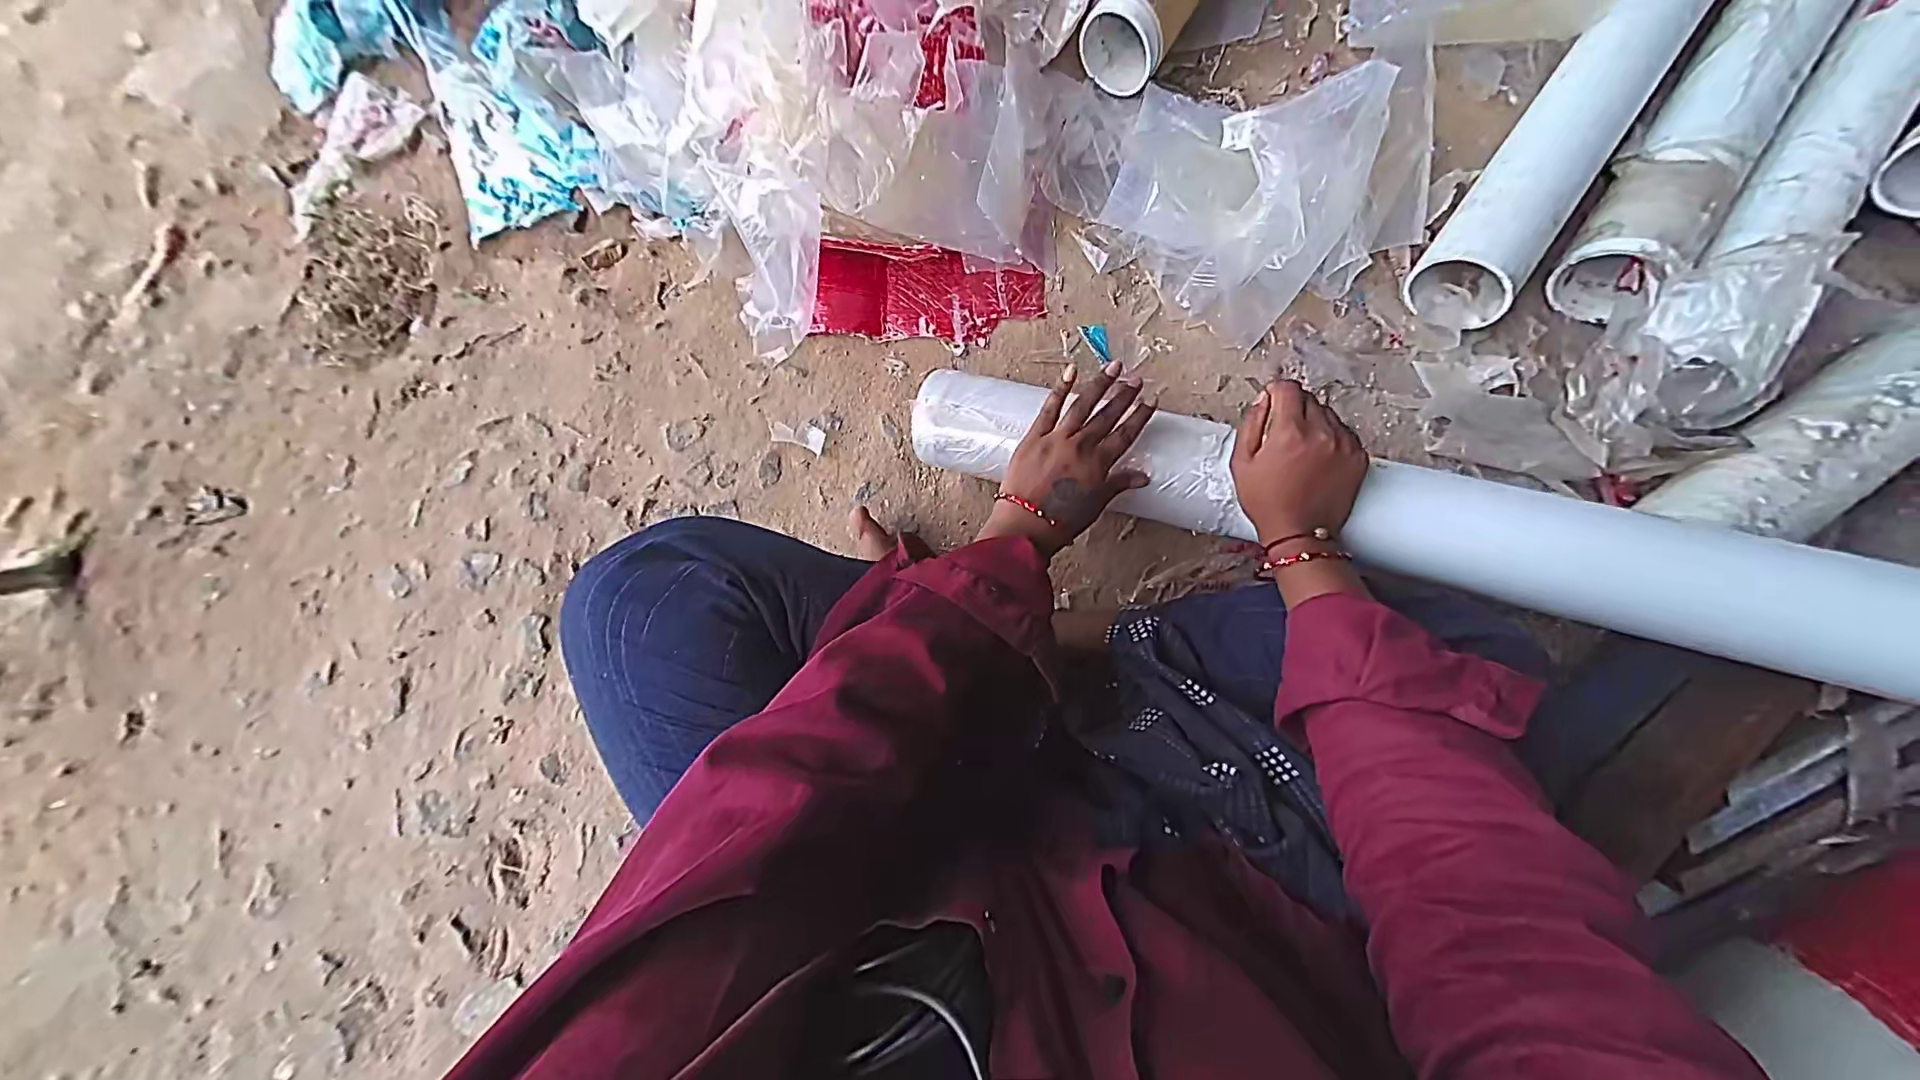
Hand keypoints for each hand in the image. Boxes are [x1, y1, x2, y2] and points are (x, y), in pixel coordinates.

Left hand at [976, 362, 1156, 557]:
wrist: (1026, 525)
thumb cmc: (1061, 522)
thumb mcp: (1095, 505)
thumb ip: (1118, 485)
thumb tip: (1143, 477)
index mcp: (1099, 464)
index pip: (1125, 434)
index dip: (1140, 417)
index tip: (1150, 401)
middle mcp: (1081, 446)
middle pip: (1108, 415)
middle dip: (1124, 396)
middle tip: (1136, 380)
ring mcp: (1057, 439)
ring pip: (1083, 405)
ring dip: (1100, 384)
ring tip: (1114, 367)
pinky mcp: (1034, 437)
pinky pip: (1050, 408)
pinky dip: (1061, 389)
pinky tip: (1071, 372)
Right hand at [1232, 379, 1367, 545]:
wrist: (1299, 533)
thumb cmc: (1267, 502)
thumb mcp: (1241, 463)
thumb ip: (1250, 424)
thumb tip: (1263, 400)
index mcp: (1289, 431)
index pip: (1288, 388)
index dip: (1275, 391)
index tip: (1272, 400)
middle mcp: (1321, 432)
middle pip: (1308, 399)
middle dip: (1293, 409)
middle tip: (1281, 433)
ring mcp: (1344, 444)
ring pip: (1327, 414)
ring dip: (1313, 423)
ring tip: (1300, 450)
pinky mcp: (1358, 456)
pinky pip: (1344, 433)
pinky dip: (1330, 438)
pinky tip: (1316, 459)